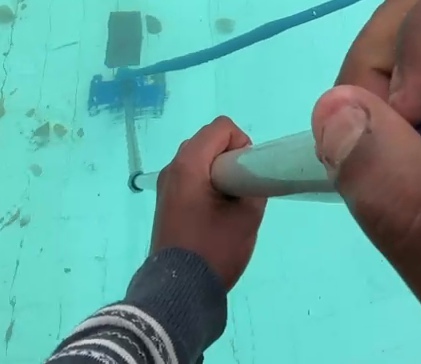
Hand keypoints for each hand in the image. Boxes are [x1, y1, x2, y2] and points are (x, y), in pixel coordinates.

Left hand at [150, 116, 266, 289]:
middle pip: (207, 139)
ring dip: (217, 169)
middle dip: (229, 155)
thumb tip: (250, 176)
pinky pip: (189, 175)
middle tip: (242, 186)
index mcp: (189, 164)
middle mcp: (172, 167)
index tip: (248, 172)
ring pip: (198, 157)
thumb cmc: (213, 250)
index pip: (221, 128)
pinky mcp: (165, 200)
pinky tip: (214, 211)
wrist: (178, 293)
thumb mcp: (247, 217)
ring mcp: (165, 184)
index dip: (241, 142)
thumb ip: (255, 185)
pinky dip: (205, 181)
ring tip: (229, 202)